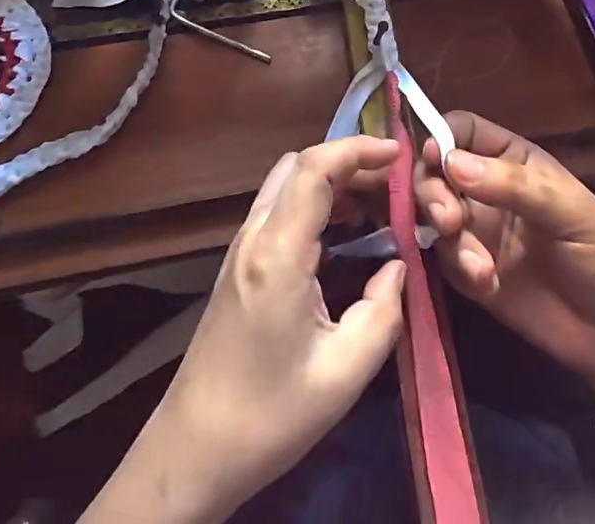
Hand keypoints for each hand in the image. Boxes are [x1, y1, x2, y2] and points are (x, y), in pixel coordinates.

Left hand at [83, 136, 406, 523]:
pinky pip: (277, 209)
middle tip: (393, 185)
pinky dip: (312, 203)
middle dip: (348, 162)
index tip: (398, 155)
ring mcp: (240, 247)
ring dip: (329, 181)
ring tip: (375, 207)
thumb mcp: (345, 371)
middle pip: (298, 166)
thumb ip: (383, 310)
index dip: (357, 149)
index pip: (314, 169)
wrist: (196, 445)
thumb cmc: (271, 414)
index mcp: (277, 253)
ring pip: (285, 183)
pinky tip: (341, 235)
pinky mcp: (238, 262)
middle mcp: (254, 236)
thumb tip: (398, 266)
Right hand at [417, 112, 594, 415]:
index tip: (435, 159)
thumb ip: (513, 184)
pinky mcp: (467, 269)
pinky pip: (442, 256)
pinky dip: (457, 266)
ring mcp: (474, 229)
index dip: (440, 137)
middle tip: (449, 221)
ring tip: (478, 263)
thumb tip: (451, 162)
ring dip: (446, 234)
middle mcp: (485, 188)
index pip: (461, 130)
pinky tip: (487, 283)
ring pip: (430, 212)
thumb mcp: (571, 212)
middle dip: (432, 191)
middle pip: (434, 170)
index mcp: (513, 160)